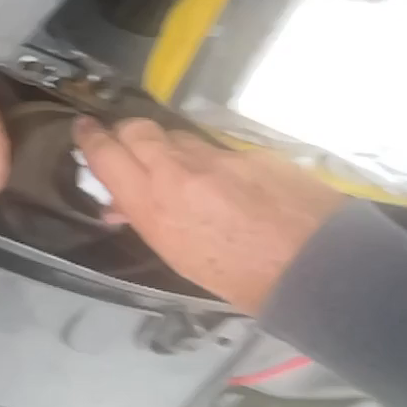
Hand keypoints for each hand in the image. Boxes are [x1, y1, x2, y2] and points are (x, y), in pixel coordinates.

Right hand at [73, 118, 344, 313]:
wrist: (324, 271)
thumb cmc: (239, 278)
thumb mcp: (176, 254)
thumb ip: (145, 218)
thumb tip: (119, 203)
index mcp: (152, 203)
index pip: (105, 152)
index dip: (90, 136)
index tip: (83, 127)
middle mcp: (177, 171)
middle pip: (136, 129)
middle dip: (126, 132)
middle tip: (128, 143)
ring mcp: (217, 157)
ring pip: (177, 135)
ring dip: (170, 146)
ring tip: (181, 166)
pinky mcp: (252, 152)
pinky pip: (219, 148)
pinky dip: (214, 160)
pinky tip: (230, 181)